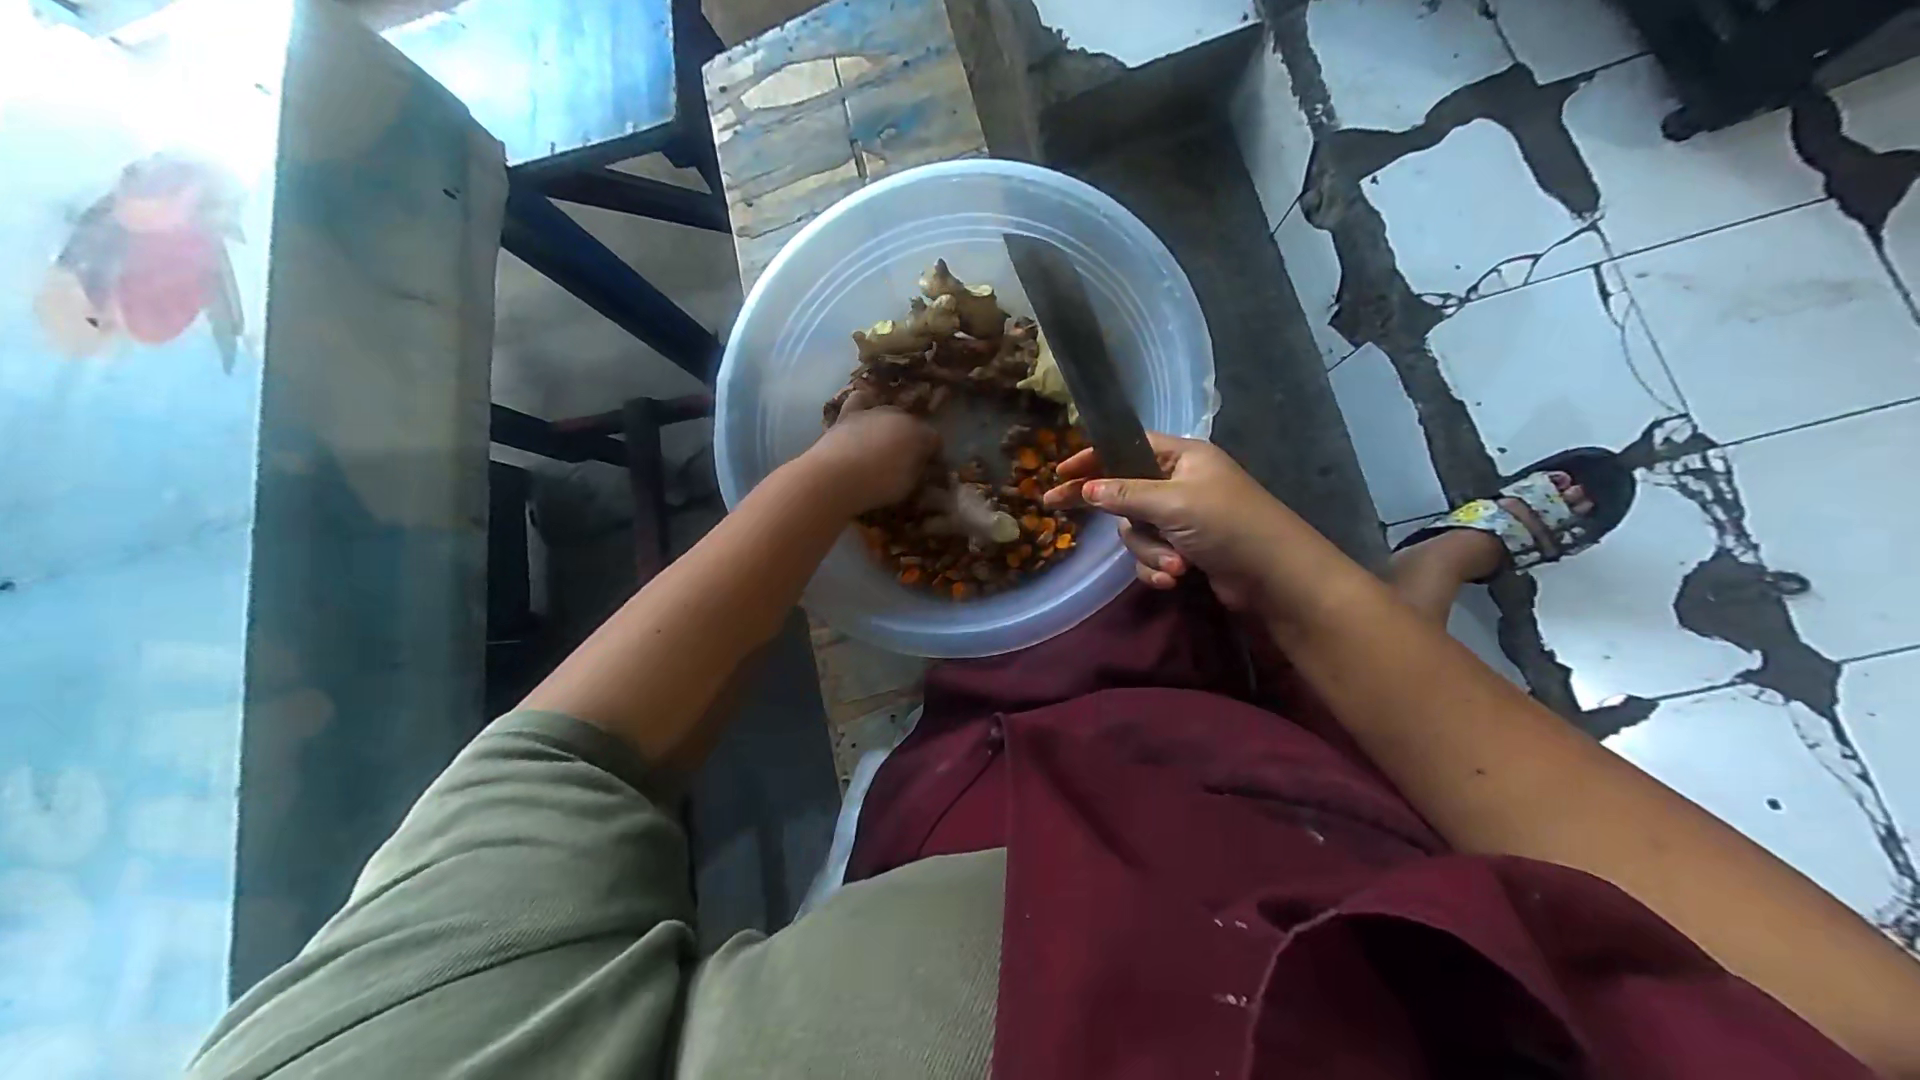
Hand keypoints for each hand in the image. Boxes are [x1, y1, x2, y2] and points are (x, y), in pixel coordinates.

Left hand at [802, 390, 939, 514]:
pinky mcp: (848, 414)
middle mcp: (899, 416)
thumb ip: (918, 470)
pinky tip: (863, 417)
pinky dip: (864, 405)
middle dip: (912, 439)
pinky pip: (860, 401)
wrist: (835, 477)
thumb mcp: (909, 485)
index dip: (933, 454)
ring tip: (882, 446)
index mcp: (919, 433)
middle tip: (905, 459)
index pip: (935, 439)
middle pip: (912, 424)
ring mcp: (872, 412)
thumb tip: (921, 464)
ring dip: (889, 427)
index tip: (928, 467)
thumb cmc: (878, 485)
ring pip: (888, 414)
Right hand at [1044, 433, 1290, 611]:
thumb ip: (1125, 493)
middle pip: (1124, 493)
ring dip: (1150, 552)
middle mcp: (1179, 483)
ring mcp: (1182, 518)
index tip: (1059, 472)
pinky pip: (1150, 554)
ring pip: (1136, 531)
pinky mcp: (1184, 549)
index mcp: (1182, 457)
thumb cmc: (1228, 524)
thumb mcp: (1173, 503)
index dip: (1092, 458)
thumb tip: (1086, 489)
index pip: (1127, 447)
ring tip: (1176, 566)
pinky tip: (1175, 579)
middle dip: (1124, 517)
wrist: (1276, 577)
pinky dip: (1157, 568)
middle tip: (1058, 509)